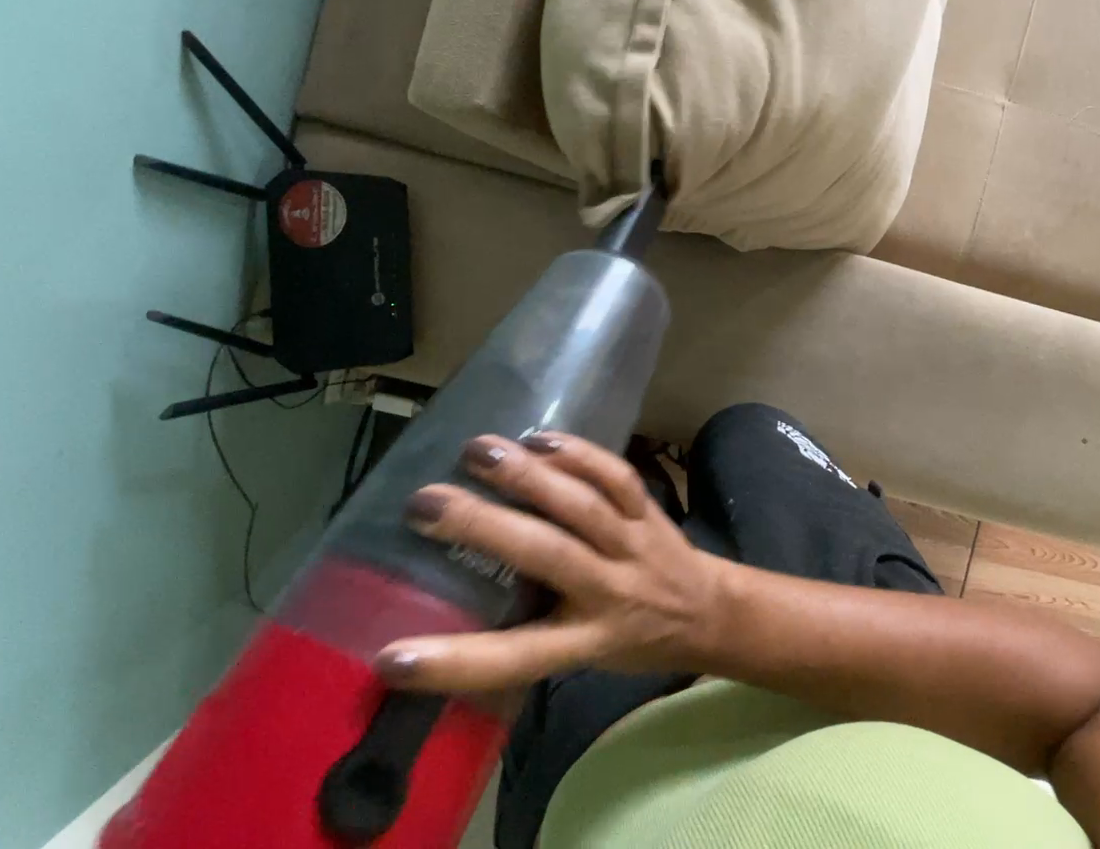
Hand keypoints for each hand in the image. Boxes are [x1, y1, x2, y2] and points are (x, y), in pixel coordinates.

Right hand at [373, 433, 735, 692]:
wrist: (709, 613)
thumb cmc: (632, 641)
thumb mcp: (583, 657)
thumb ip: (531, 639)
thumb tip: (448, 619)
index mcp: (587, 641)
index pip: (517, 657)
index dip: (456, 662)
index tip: (390, 656)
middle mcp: (611, 590)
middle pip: (548, 556)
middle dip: (484, 528)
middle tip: (423, 503)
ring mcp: (634, 544)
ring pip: (583, 506)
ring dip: (529, 477)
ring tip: (476, 451)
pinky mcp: (649, 509)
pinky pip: (617, 477)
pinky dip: (580, 455)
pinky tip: (540, 437)